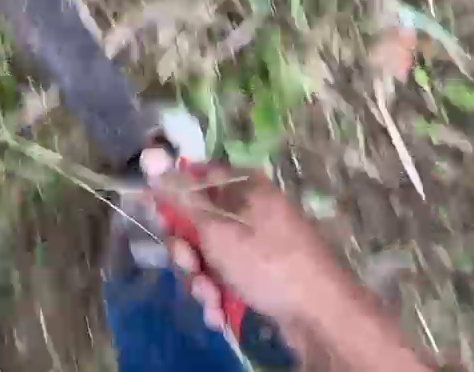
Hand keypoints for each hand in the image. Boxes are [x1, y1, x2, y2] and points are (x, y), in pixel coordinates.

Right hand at [142, 150, 432, 371]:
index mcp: (243, 185)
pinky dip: (218, 293)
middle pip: (197, 219)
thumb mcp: (216, 228)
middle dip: (186, 249)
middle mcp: (250, 208)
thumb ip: (179, 195)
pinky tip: (220, 312)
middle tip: (188, 265)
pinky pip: (227, 275)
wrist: (325, 320)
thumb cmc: (268, 262)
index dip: (171, 196)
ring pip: (209, 253)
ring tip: (209, 298)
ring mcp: (259, 243)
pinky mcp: (264, 275)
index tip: (158, 219)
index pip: (194, 177)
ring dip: (200, 278)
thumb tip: (149, 153)